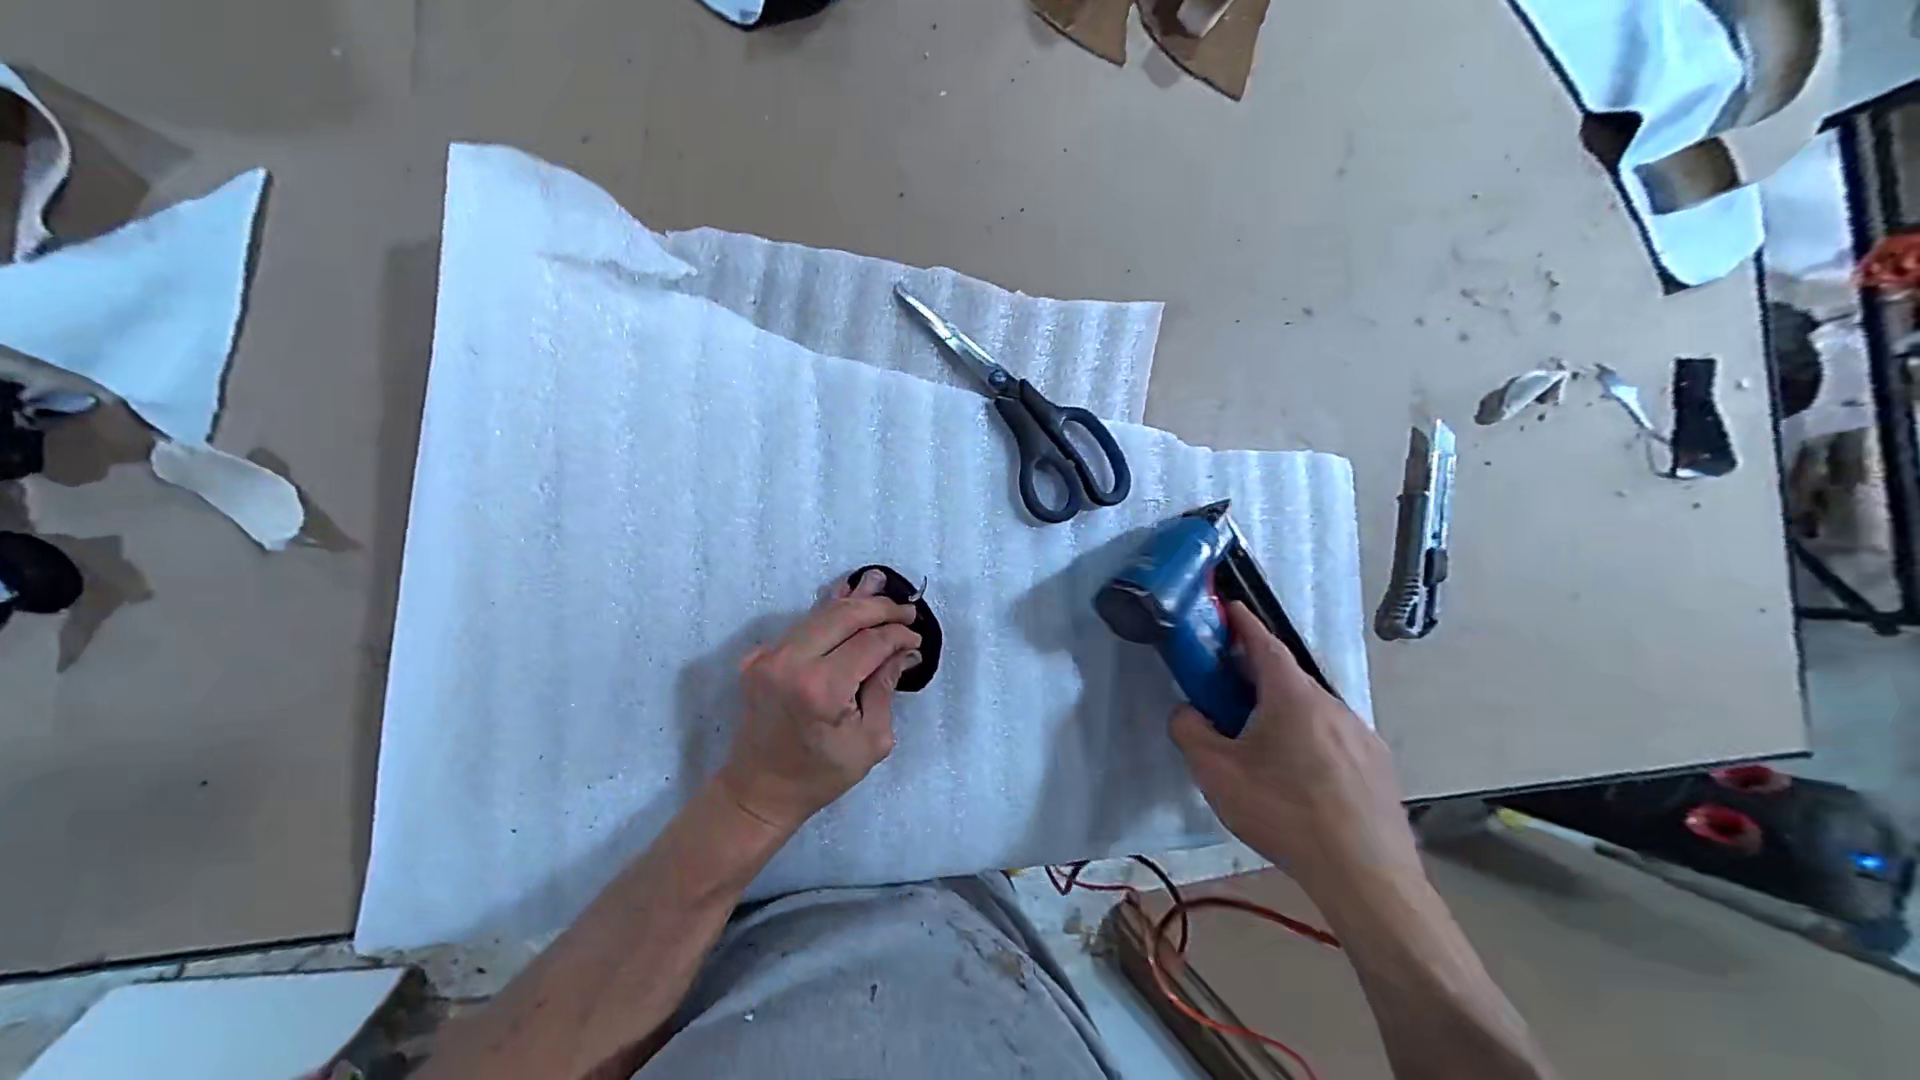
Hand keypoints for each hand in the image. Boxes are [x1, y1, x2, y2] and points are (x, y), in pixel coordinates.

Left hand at [716, 569, 922, 832]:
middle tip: (905, 610)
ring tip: (880, 585)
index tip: (915, 638)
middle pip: (843, 615)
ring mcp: (769, 656)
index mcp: (821, 688)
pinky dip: (827, 613)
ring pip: (820, 614)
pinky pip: (800, 626)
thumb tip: (904, 650)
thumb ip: (885, 687)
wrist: (759, 790)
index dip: (897, 635)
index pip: (870, 642)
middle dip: (879, 608)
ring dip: (853, 602)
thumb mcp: (870, 739)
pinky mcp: (758, 657)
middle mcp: (791, 663)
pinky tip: (846, 597)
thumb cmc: (821, 775)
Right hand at [1169, 601, 1419, 889]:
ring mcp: (1360, 734)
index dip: (1242, 621)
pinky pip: (1333, 737)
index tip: (1227, 606)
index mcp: (1291, 696)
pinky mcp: (1377, 765)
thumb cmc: (1283, 812)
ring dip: (1281, 711)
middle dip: (1254, 675)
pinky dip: (1308, 738)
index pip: (1263, 642)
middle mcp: (1331, 704)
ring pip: (1311, 709)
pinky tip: (1299, 778)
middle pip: (1286, 677)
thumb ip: (1190, 731)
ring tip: (1260, 745)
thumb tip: (1187, 712)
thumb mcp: (1216, 772)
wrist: (1365, 874)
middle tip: (1225, 691)